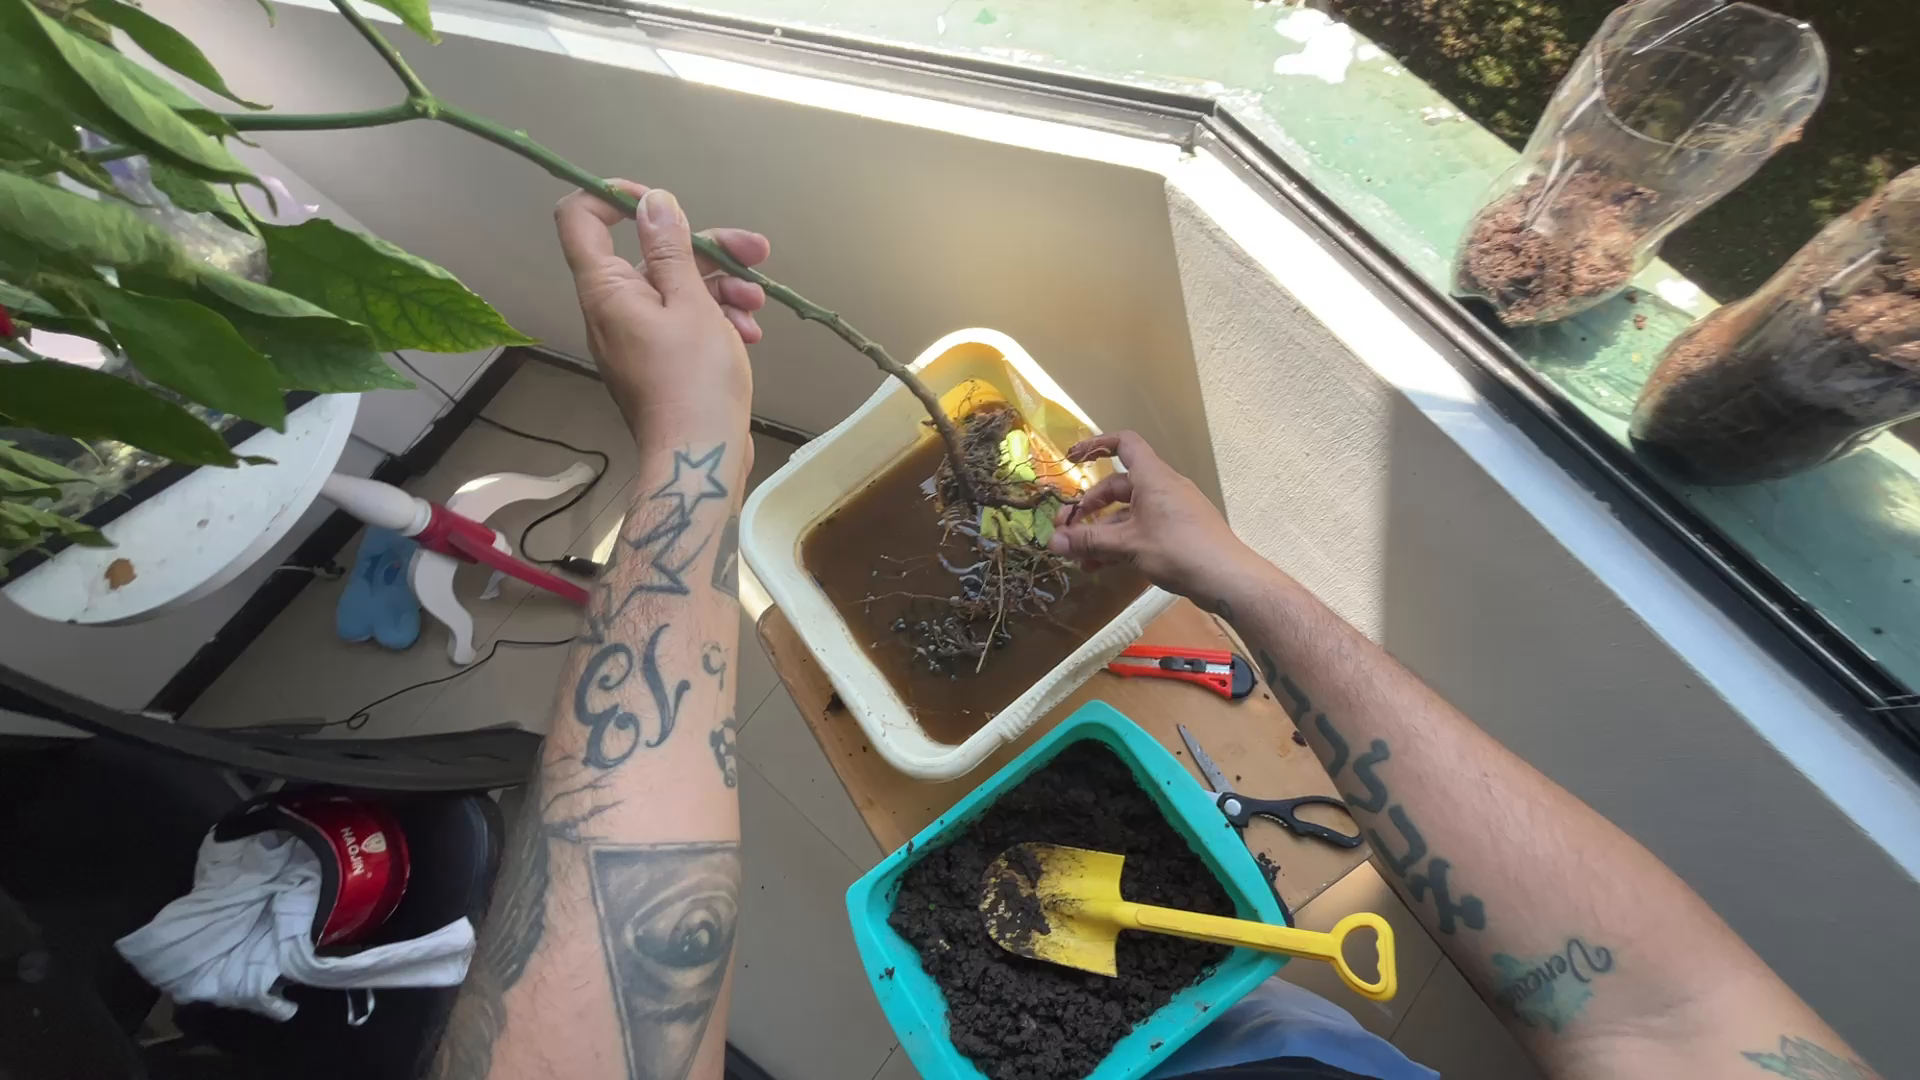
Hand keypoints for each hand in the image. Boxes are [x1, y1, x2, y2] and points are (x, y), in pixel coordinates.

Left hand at [554, 179, 770, 441]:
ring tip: (757, 307)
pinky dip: (716, 322)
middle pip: (652, 257)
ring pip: (677, 292)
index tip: (664, 204)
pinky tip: (749, 335)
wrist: (701, 456)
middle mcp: (614, 311)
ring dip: (722, 290)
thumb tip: (653, 202)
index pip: (582, 218)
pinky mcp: (662, 364)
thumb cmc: (695, 381)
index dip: (617, 198)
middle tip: (755, 252)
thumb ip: (672, 250)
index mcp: (606, 290)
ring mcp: (639, 340)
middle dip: (707, 251)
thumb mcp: (691, 305)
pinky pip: (684, 326)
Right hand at [1047, 431, 1262, 602]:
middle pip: (1118, 486)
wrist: (1228, 578)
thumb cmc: (1178, 550)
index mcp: (1153, 478)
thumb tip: (1052, 542)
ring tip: (1080, 558)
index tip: (1072, 459)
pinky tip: (1102, 566)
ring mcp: (1171, 510)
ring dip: (1102, 532)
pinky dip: (1120, 542)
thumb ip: (1089, 541)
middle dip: (1089, 507)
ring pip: (1128, 513)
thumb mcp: (1128, 545)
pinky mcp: (1177, 532)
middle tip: (1066, 530)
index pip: (1124, 444)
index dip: (1096, 445)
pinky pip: (1141, 528)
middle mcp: (1163, 488)